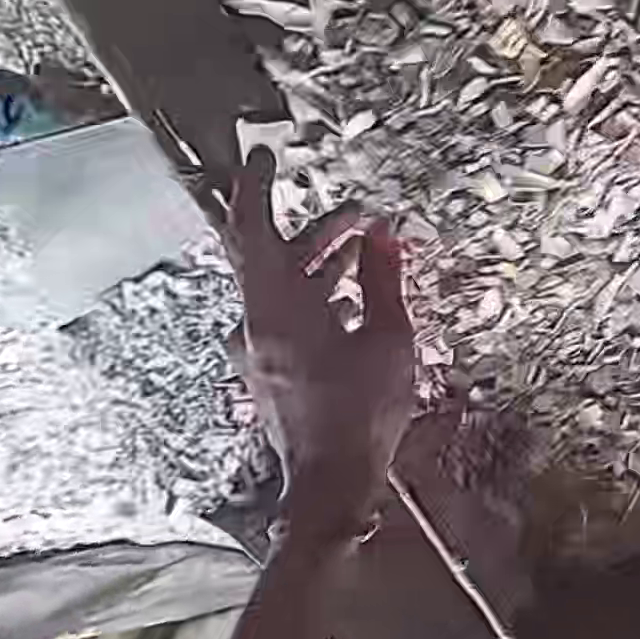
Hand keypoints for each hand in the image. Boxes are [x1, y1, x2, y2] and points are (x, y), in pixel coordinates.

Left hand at [224, 149, 414, 507]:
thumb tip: (386, 233)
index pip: (251, 230)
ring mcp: (260, 346)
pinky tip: (353, 296)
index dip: (256, 188)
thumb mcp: (388, 336)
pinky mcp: (271, 366)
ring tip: (367, 250)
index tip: (265, 157)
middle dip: (320, 231)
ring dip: (323, 264)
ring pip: (285, 286)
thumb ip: (384, 279)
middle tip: (361, 216)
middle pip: (275, 256)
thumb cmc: (363, 409)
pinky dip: (317, 294)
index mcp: (278, 307)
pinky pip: (288, 313)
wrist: (334, 480)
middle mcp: (257, 321)